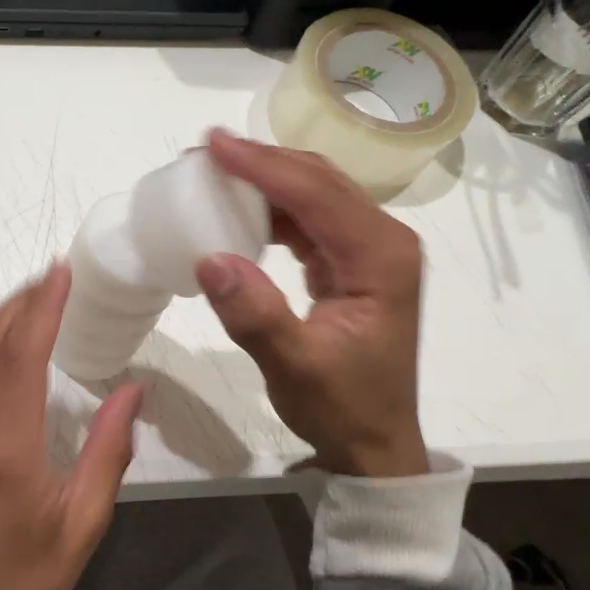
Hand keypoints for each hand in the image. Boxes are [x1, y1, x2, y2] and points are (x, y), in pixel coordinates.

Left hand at [0, 265, 144, 589]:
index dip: (42, 309)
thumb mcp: (83, 524)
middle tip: (50, 278)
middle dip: (17, 305)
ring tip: (29, 303)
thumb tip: (131, 390)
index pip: (20, 358)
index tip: (60, 272)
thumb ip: (108, 453)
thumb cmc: (27, 577)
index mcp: (4, 453)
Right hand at [194, 130, 427, 477]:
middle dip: (264, 163)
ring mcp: (370, 254)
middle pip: (321, 183)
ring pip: (317, 197)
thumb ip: (255, 315)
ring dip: (268, 182)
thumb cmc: (341, 408)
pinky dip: (275, 211)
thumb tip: (209, 260)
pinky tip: (242, 212)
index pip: (315, 194)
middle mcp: (383, 243)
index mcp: (380, 258)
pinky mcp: (353, 268)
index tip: (212, 146)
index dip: (262, 167)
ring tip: (217, 173)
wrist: (373, 443)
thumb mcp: (295, 368)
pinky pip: (312, 223)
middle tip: (205, 152)